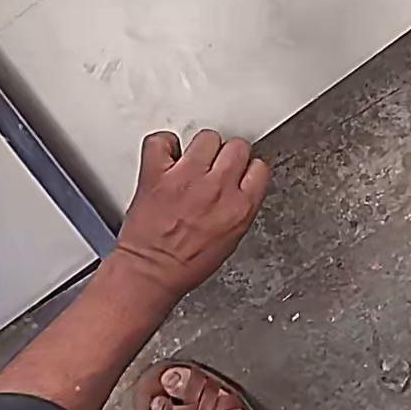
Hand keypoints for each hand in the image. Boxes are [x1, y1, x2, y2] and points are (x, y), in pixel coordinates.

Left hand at [107, 129, 270, 304]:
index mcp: (240, 207)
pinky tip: (166, 158)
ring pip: (206, 137)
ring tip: (191, 163)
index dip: (248, 166)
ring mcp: (186, 178)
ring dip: (199, 149)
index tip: (240, 169)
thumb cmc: (187, 263)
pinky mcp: (157, 173)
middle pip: (236, 146)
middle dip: (227, 154)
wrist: (151, 271)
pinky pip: (162, 141)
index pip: (259, 167)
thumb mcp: (232, 237)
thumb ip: (240, 205)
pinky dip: (163, 145)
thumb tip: (241, 183)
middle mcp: (217, 189)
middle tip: (216, 165)